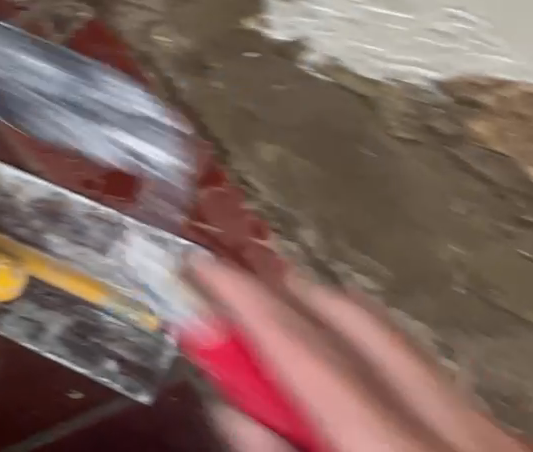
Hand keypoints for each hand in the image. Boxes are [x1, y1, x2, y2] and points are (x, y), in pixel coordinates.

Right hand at [190, 258, 523, 451]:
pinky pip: (435, 388)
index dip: (240, 298)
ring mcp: (500, 441)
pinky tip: (359, 397)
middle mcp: (458, 433)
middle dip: (291, 295)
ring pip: (403, 351)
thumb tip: (232, 412)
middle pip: (360, 325)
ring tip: (290, 339)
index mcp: (391, 448)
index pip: (299, 347)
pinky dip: (379, 370)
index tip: (197, 265)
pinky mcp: (513, 449)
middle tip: (238, 290)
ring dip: (335, 332)